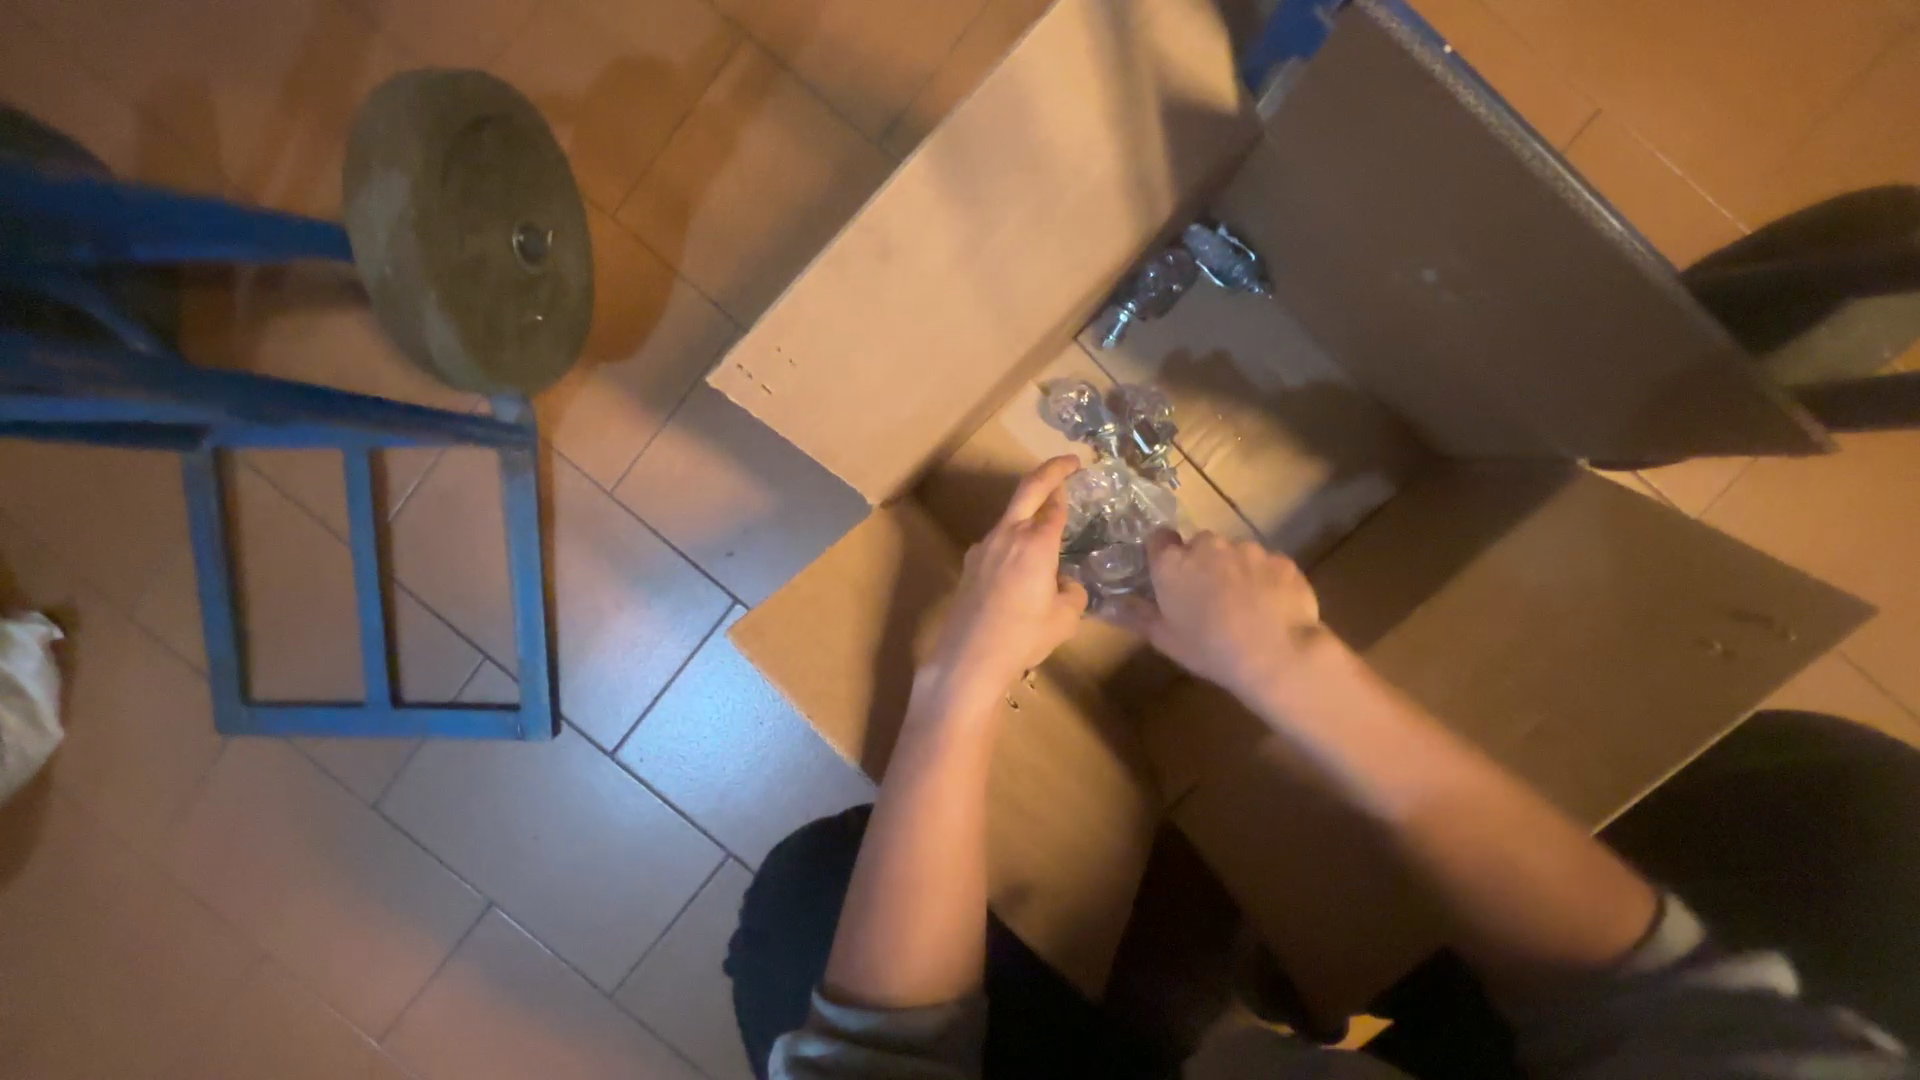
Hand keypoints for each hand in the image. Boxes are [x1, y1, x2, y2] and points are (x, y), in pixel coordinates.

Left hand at [919, 456, 1088, 713]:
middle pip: (1028, 489)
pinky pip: (998, 542)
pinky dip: (1015, 540)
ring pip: (1011, 518)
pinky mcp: (971, 564)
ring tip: (1048, 530)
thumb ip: (1072, 592)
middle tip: (1067, 463)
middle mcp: (1008, 535)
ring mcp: (984, 547)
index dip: (1066, 484)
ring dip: (1030, 513)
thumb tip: (1064, 582)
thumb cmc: (1023, 637)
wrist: (969, 657)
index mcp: (1036, 542)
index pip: (1055, 504)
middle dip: (1050, 471)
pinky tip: (1022, 568)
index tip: (1077, 472)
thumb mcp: (1065, 618)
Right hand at [1119, 530, 1323, 697]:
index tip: (1171, 576)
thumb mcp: (1165, 640)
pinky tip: (1271, 607)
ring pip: (1235, 553)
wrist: (1277, 654)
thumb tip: (1109, 606)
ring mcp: (1248, 549)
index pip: (1159, 538)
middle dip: (1203, 564)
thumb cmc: (1210, 649)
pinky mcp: (1281, 560)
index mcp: (1173, 563)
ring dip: (1235, 570)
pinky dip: (1266, 579)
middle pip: (1200, 545)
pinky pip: (1267, 565)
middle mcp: (1207, 546)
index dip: (1164, 554)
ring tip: (1244, 605)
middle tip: (1208, 597)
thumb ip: (1137, 616)